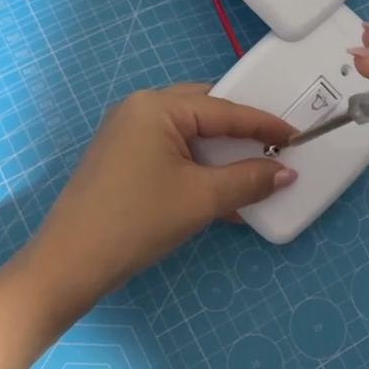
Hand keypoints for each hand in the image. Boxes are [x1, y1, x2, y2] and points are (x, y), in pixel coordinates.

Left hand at [16, 86, 298, 309]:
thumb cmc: (138, 220)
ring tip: (252, 175)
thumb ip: (248, 180)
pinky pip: (169, 153)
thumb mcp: (201, 199)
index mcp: (156, 106)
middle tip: (273, 149)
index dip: (263, 125)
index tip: (296, 138)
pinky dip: (196, 169)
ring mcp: (124, 134)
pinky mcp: (119, 159)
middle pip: (203, 113)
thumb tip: (285, 172)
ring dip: (219, 156)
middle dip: (239, 134)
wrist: (71, 262)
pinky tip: (220, 196)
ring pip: (186, 136)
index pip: (223, 109)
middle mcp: (137, 109)